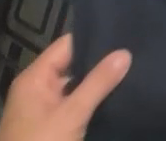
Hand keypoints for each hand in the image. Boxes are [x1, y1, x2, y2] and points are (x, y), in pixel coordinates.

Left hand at [0, 34, 130, 140]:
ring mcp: (42, 111)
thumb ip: (97, 83)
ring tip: (129, 72)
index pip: (67, 45)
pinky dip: (90, 104)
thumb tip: (125, 52)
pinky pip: (72, 108)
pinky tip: (114, 99)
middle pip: (71, 66)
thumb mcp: (71, 115)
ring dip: (95, 85)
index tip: (122, 35)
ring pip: (74, 89)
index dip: (92, 38)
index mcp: (34, 78)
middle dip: (98, 64)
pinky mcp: (49, 130)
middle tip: (131, 54)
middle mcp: (36, 89)